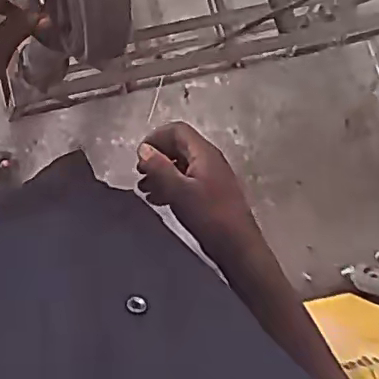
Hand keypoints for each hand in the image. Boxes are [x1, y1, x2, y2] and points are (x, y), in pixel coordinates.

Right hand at [136, 122, 261, 251]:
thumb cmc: (210, 216)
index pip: (177, 130)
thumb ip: (160, 168)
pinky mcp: (211, 194)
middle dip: (157, 156)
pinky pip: (186, 180)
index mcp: (204, 153)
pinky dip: (170, 185)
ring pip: (181, 165)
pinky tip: (158, 200)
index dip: (156, 138)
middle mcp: (209, 159)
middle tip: (140, 174)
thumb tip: (144, 149)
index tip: (140, 156)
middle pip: (178, 146)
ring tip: (145, 189)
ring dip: (161, 173)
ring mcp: (212, 176)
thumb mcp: (179, 191)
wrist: (238, 248)